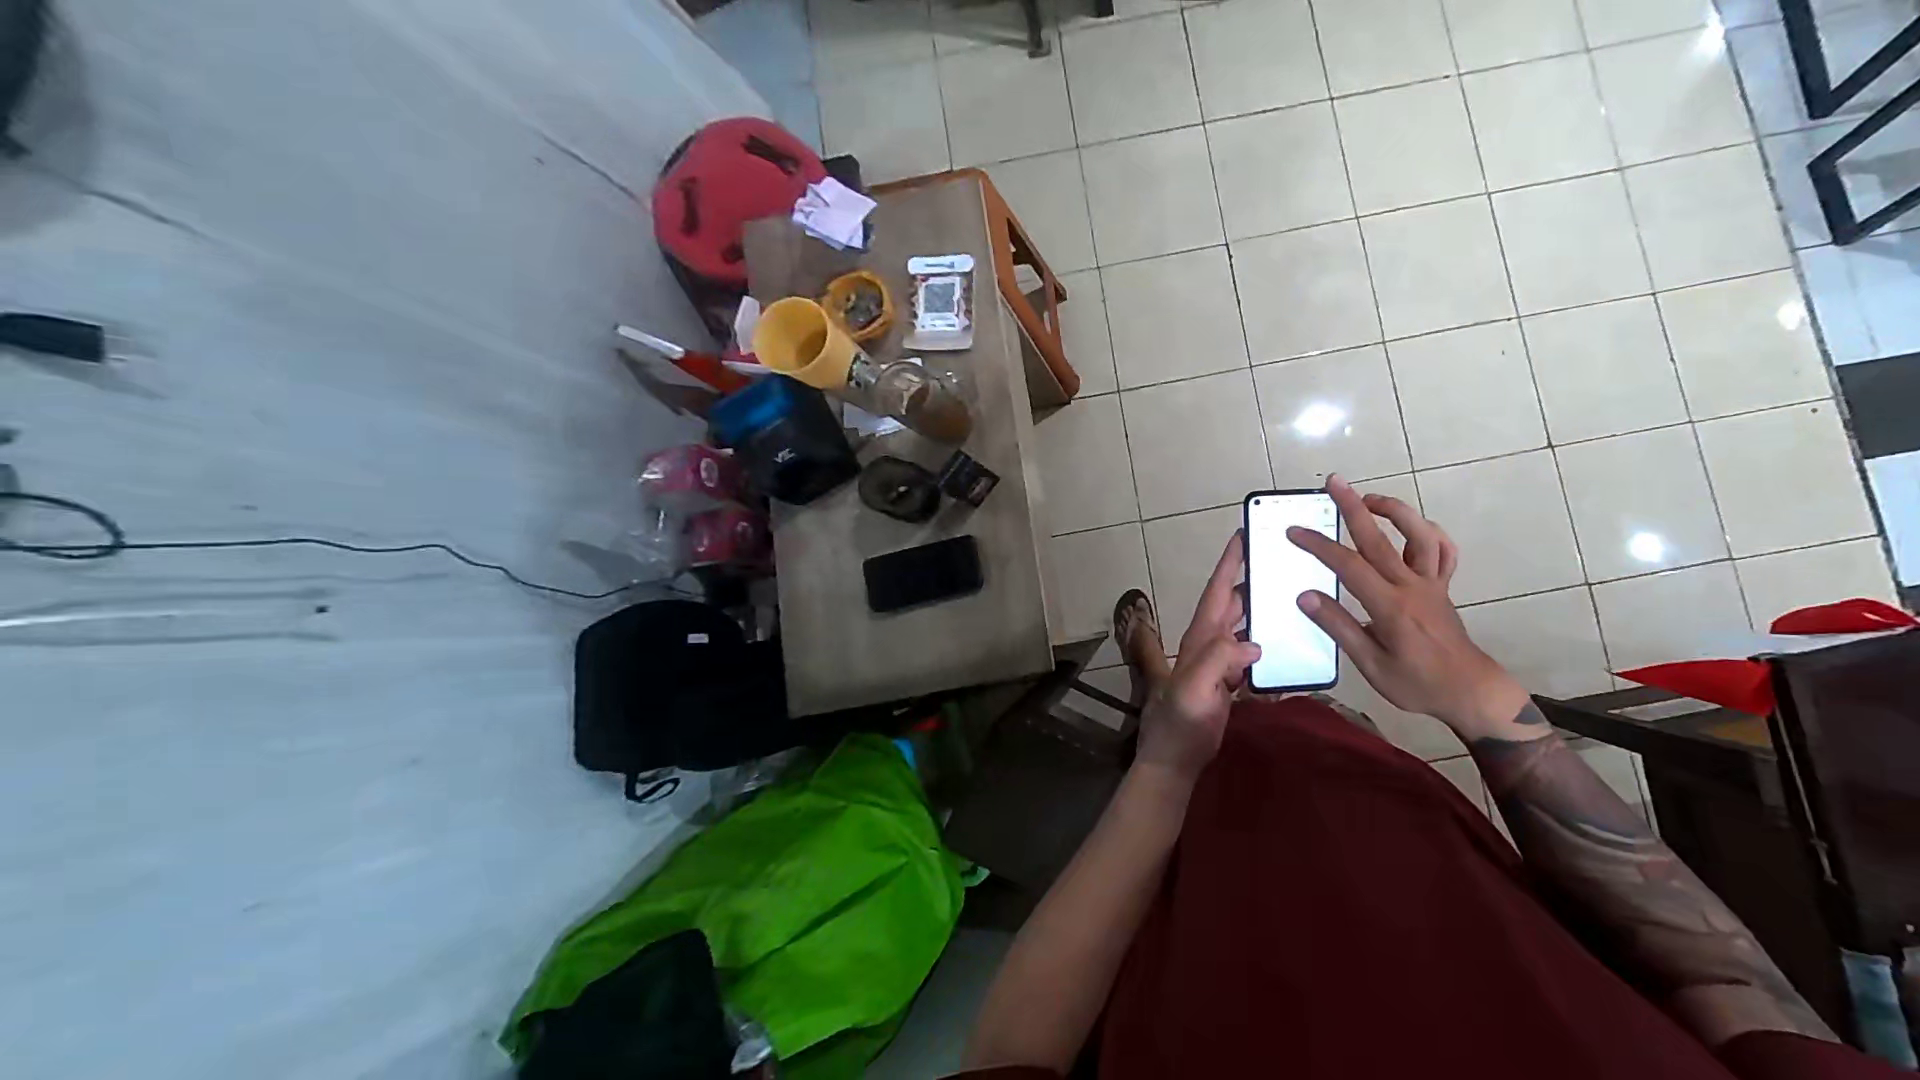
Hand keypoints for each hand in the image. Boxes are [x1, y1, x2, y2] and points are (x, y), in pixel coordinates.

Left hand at [1135, 533, 1262, 781]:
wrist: (1173, 759)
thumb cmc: (1181, 725)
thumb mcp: (1194, 692)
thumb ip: (1217, 663)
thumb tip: (1253, 642)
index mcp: (1198, 639)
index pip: (1216, 593)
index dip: (1228, 564)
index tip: (1243, 535)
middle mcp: (1206, 643)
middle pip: (1231, 602)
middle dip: (1251, 578)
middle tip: (1281, 559)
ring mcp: (1215, 662)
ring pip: (1240, 624)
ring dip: (1260, 607)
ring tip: (1291, 591)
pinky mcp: (1225, 681)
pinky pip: (1247, 651)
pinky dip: (1264, 639)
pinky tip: (1285, 639)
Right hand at [1286, 476, 1528, 737]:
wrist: (1471, 692)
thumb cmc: (1417, 683)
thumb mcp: (1371, 663)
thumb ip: (1339, 626)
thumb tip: (1305, 596)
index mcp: (1390, 605)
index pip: (1348, 565)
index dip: (1319, 545)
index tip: (1294, 532)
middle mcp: (1412, 586)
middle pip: (1379, 538)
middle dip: (1353, 507)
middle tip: (1334, 482)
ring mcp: (1431, 584)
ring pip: (1419, 535)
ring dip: (1395, 511)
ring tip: (1370, 499)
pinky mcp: (1443, 588)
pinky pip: (1443, 552)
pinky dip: (1428, 533)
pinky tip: (1411, 527)